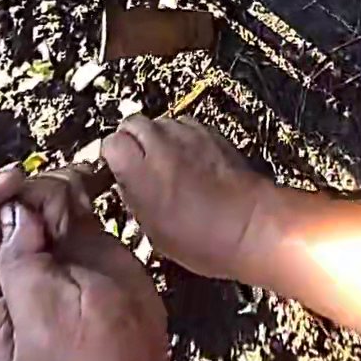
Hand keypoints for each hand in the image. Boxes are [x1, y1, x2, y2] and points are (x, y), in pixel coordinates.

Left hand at [0, 165, 172, 360]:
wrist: (138, 357)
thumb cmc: (89, 355)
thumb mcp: (42, 314)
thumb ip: (18, 260)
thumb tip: (13, 212)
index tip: (12, 179)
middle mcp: (15, 266)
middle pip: (5, 205)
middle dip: (31, 194)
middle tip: (58, 213)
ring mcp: (48, 247)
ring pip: (39, 193)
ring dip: (59, 189)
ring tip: (77, 215)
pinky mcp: (79, 233)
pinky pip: (70, 194)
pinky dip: (79, 183)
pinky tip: (89, 193)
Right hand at [102, 117, 277, 280]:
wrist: (249, 224)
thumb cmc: (201, 238)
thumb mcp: (152, 230)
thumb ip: (133, 194)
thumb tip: (125, 178)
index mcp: (142, 171)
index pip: (111, 142)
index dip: (113, 155)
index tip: (118, 168)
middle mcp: (161, 144)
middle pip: (132, 123)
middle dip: (132, 139)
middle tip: (139, 162)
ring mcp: (186, 133)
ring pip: (159, 121)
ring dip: (157, 137)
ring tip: (166, 162)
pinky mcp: (208, 129)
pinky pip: (183, 124)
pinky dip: (180, 137)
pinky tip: (188, 158)